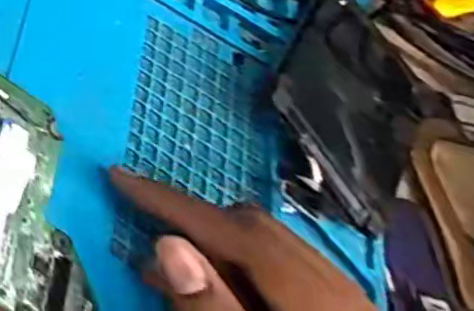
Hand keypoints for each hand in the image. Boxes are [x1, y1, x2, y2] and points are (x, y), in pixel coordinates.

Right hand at [110, 167, 370, 310]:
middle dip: (196, 219)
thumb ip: (215, 308)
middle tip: (140, 219)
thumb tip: (166, 243)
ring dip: (218, 243)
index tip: (117, 175)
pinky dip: (248, 267)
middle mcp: (344, 291)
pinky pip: (295, 272)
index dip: (172, 201)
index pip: (238, 231)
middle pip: (259, 229)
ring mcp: (356, 303)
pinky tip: (224, 286)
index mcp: (319, 297)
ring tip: (170, 262)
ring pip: (278, 246)